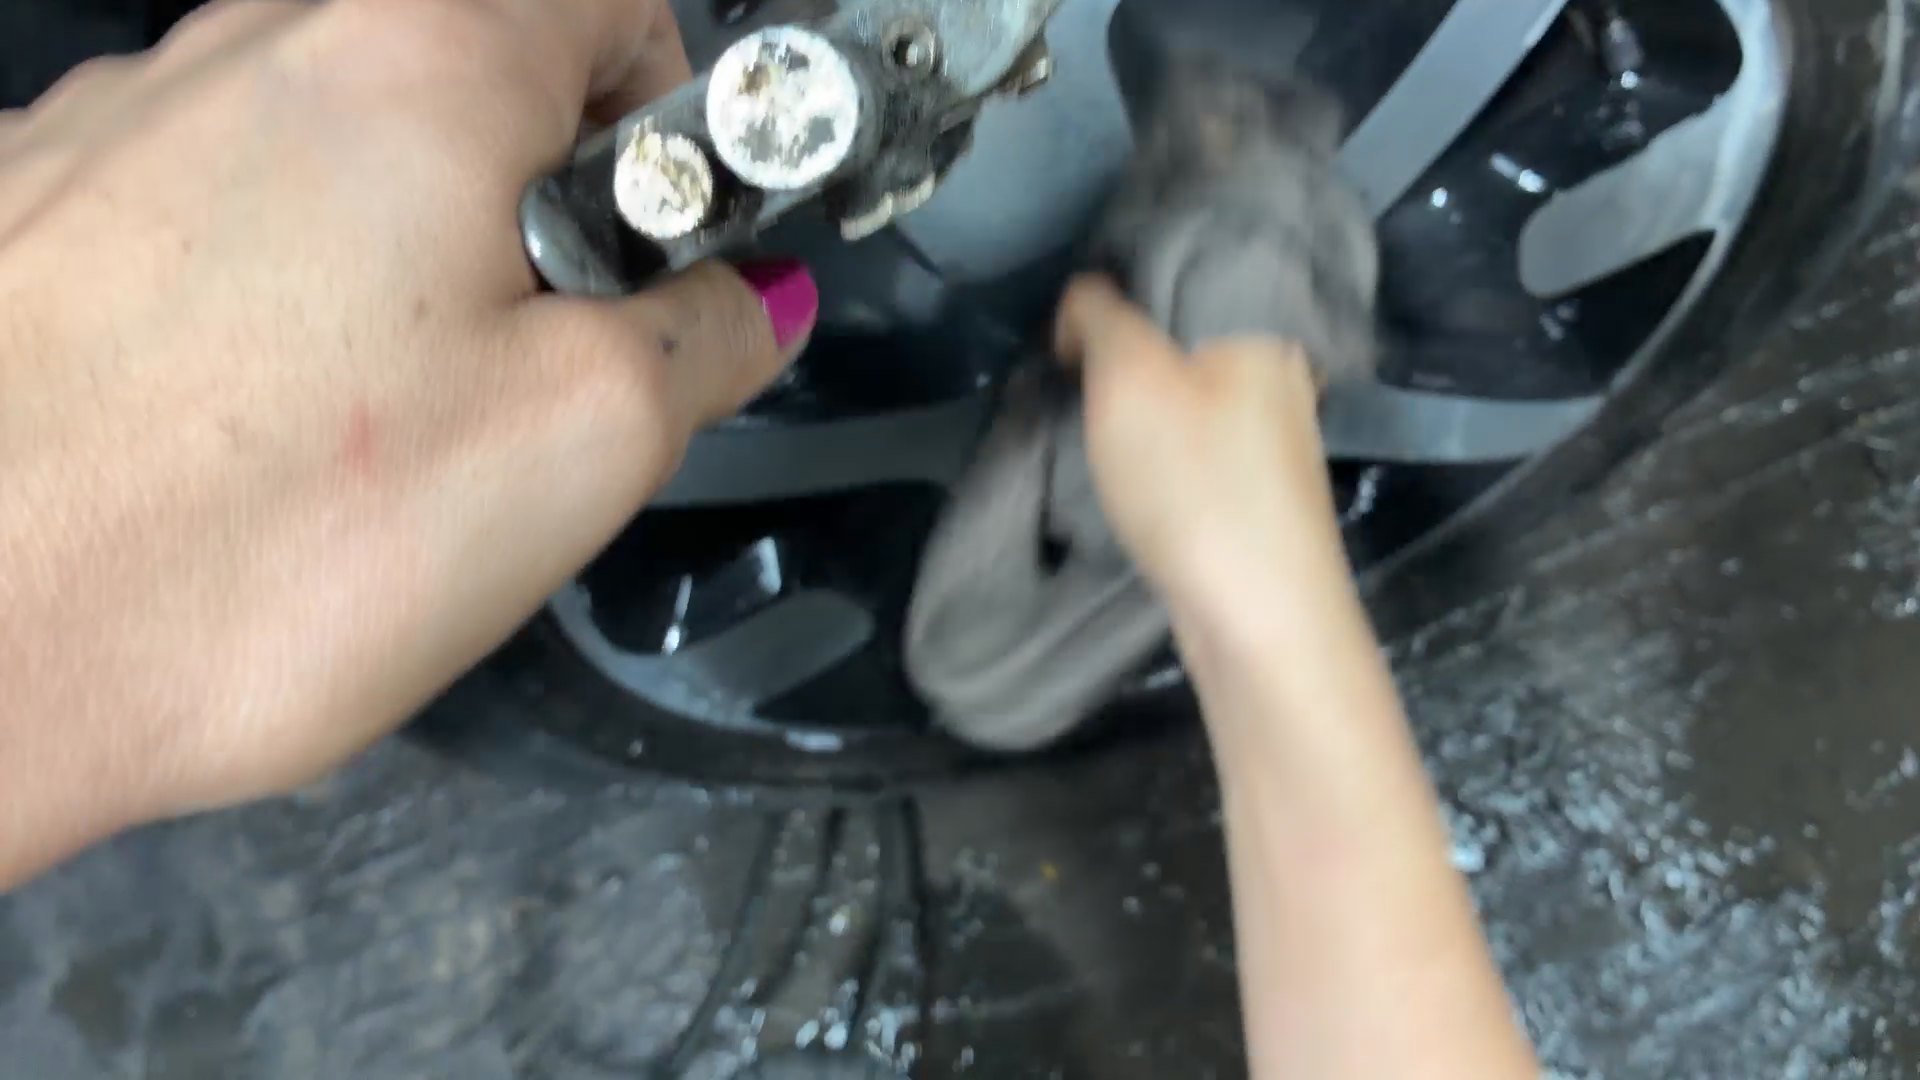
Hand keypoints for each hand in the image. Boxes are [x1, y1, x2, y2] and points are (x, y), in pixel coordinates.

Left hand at [0, 0, 815, 877]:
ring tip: (450, 416)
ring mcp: (133, 136)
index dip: (682, 127)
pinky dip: (356, 309)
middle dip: (583, 223)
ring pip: (396, 170)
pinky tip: (332, 430)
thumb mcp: (600, 428)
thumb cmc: (298, 537)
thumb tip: (766, 301)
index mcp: (409, 67)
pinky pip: (283, 232)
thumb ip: (715, 339)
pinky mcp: (67, 234)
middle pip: (506, 94)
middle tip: (577, 363)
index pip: (617, 8)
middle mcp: (254, 57)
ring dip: (472, 274)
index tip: (678, 250)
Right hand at [1054, 275, 1346, 606]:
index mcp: (1261, 327)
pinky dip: (1159, 441)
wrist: (1256, 614)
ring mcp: (1273, 436)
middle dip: (1124, 347)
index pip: (1182, 269)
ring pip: (1188, 390)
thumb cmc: (1194, 484)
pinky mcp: (1256, 488)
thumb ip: (1098, 317)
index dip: (1116, 286)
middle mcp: (1279, 373)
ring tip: (1090, 412)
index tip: (1068, 322)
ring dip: (1139, 399)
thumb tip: (1083, 303)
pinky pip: (1196, 439)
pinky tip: (1133, 463)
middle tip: (1068, 367)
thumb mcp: (1127, 377)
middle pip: (1184, 334)